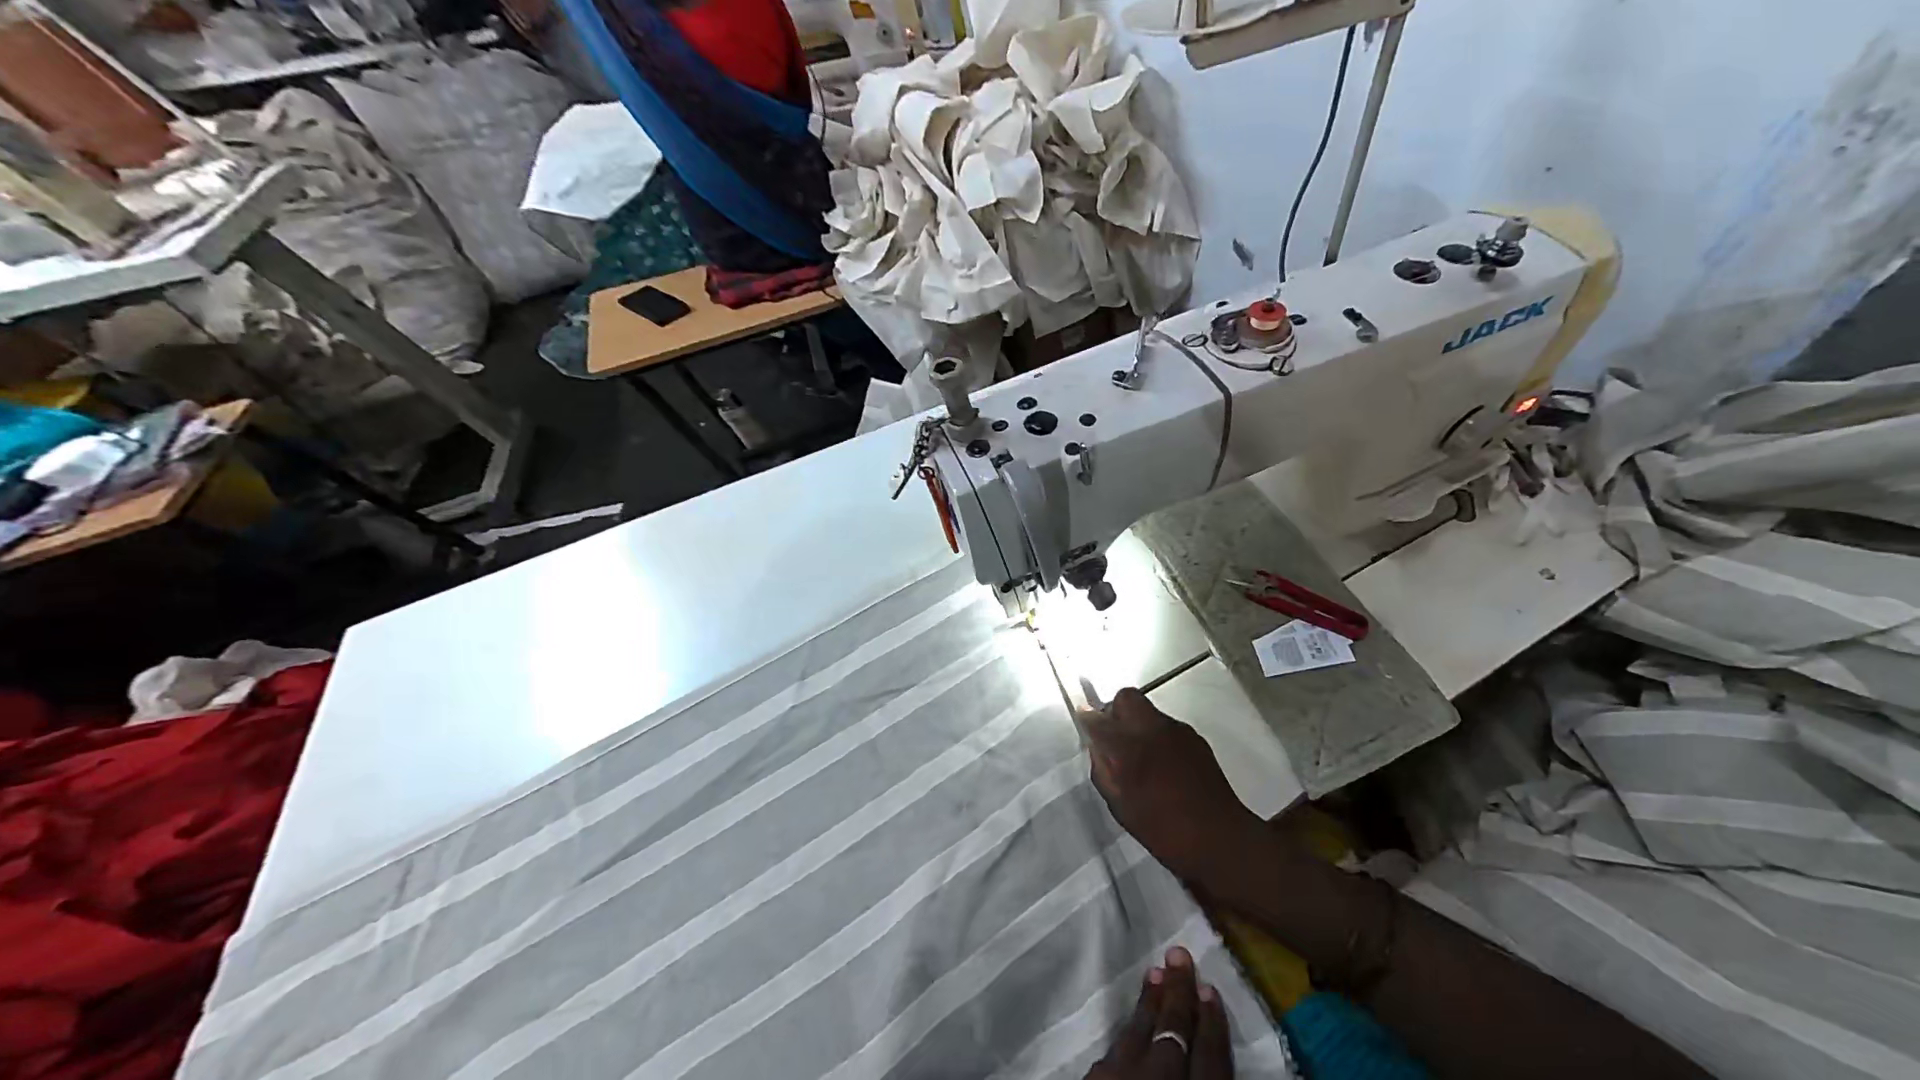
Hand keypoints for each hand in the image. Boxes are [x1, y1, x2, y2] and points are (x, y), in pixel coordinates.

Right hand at [1081, 689, 1264, 889]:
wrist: (1221, 839)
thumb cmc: (1163, 829)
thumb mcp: (1120, 806)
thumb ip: (1103, 770)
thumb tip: (1096, 746)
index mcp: (1130, 748)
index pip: (1097, 718)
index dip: (1087, 720)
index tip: (1086, 728)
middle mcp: (1154, 729)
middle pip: (1126, 698)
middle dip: (1115, 712)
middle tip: (1114, 740)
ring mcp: (1178, 731)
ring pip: (1148, 711)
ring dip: (1137, 725)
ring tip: (1141, 758)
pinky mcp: (1196, 739)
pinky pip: (1166, 726)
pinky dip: (1157, 737)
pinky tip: (1163, 766)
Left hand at [1086, 946, 1232, 1079]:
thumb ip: (1204, 1071)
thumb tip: (1205, 1041)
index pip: (1211, 1058)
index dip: (1213, 1024)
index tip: (1210, 989)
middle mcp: (1159, 1075)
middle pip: (1174, 1032)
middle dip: (1178, 994)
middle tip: (1178, 954)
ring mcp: (1122, 1074)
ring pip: (1139, 1033)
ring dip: (1149, 1003)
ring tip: (1155, 973)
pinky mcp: (1093, 1078)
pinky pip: (1115, 1049)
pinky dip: (1127, 1029)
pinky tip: (1131, 1020)